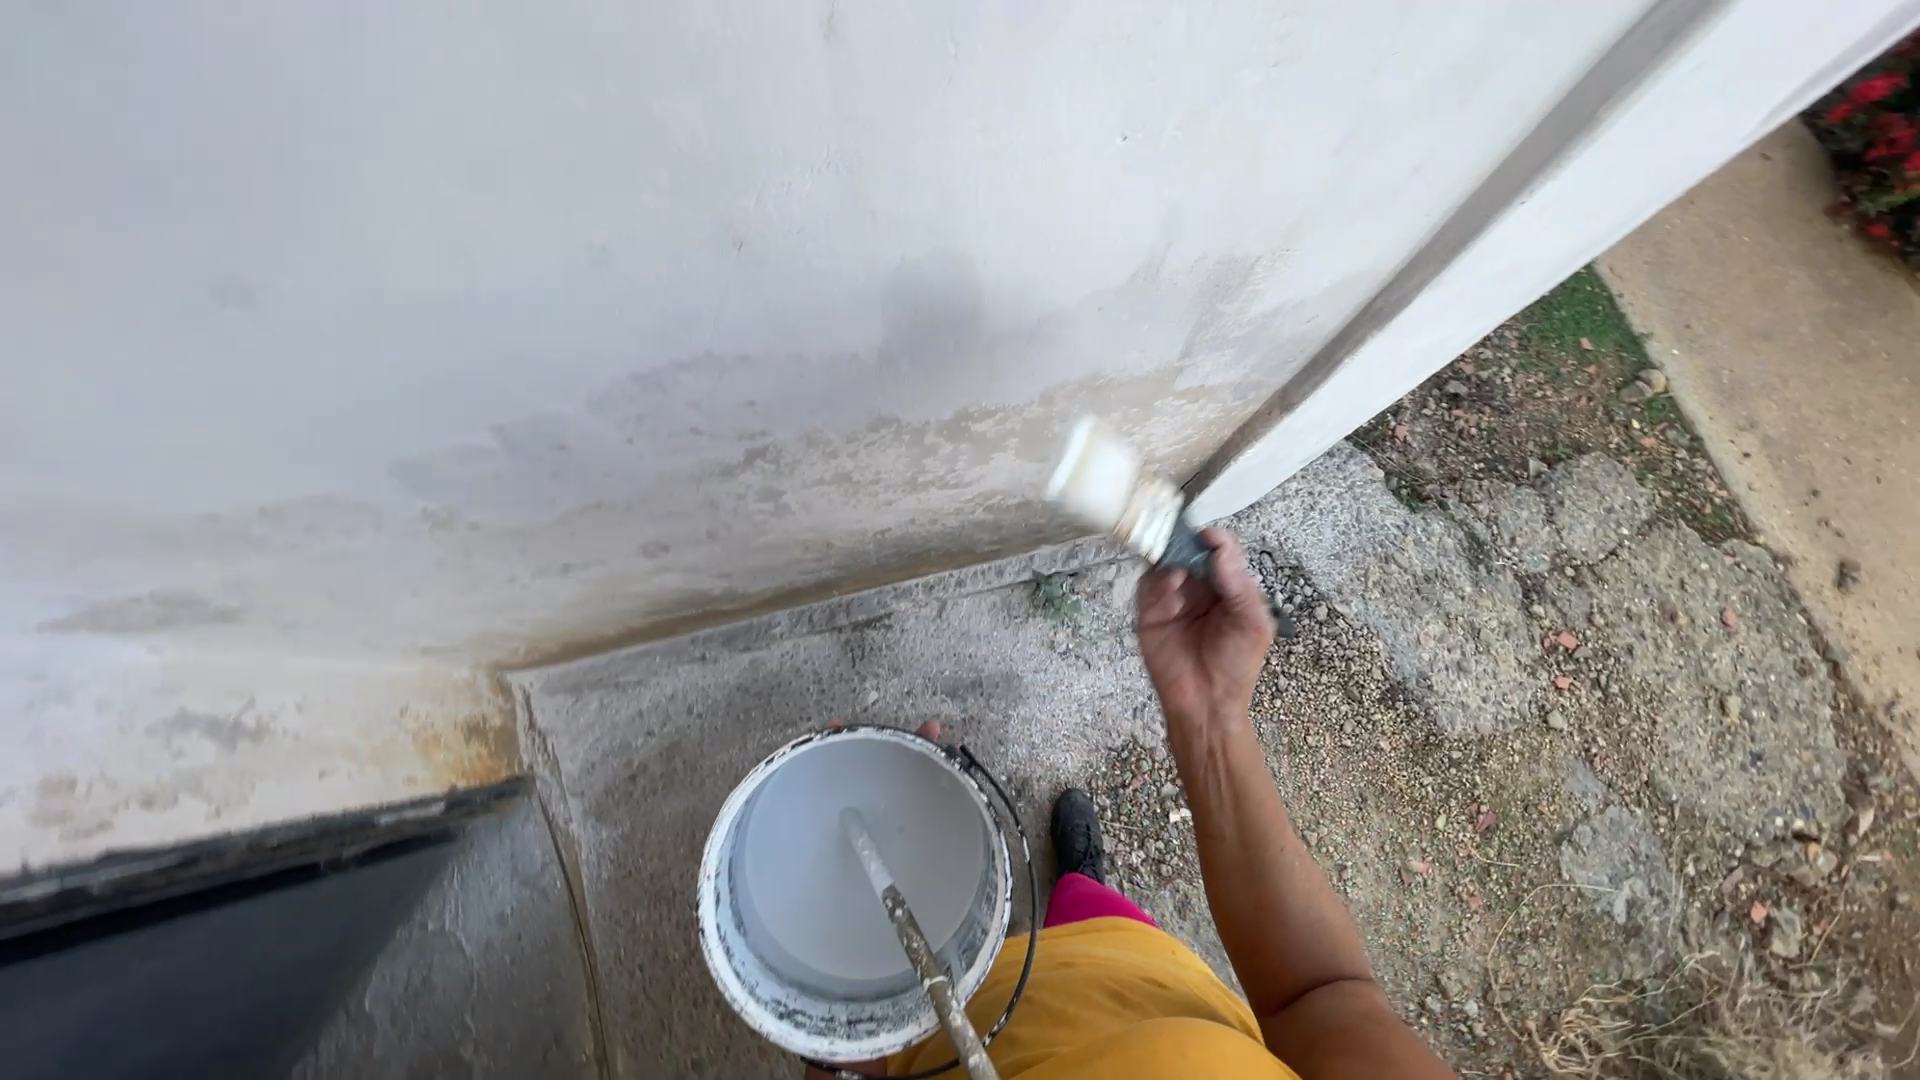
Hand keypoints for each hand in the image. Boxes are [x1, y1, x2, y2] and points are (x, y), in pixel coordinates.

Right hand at [1135, 528, 1274, 734]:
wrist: (1206, 702)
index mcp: (1226, 585)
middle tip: (1183, 541)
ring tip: (1178, 572)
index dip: (1214, 540)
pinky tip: (1169, 586)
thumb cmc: (1236, 664)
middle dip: (1185, 543)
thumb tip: (1219, 549)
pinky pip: (1146, 586)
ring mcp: (1171, 597)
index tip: (1208, 537)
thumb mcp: (1252, 624)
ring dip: (1169, 560)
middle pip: (1187, 550)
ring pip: (1164, 564)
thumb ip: (1239, 585)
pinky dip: (1155, 580)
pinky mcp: (1149, 611)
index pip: (1219, 552)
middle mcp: (1198, 586)